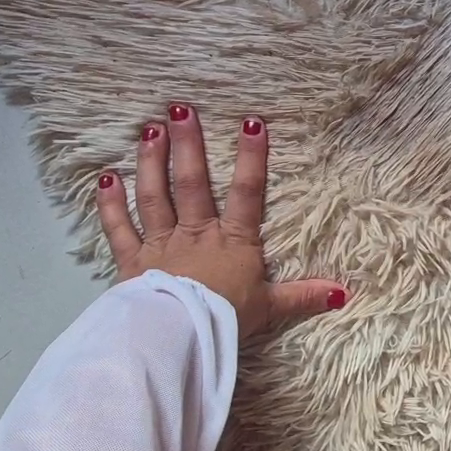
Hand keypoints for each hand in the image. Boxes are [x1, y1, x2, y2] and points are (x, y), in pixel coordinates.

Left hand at [96, 104, 346, 337]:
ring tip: (149, 130)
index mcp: (233, 241)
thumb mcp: (270, 307)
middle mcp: (197, 234)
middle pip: (192, 184)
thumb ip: (303, 295)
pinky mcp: (133, 262)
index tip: (251, 122)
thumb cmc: (226, 319)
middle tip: (180, 110)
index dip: (251, 157)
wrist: (179, 339)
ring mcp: (162, 245)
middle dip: (188, 145)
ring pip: (156, 196)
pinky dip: (111, 205)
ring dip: (152, 162)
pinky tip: (106, 179)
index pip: (246, 192)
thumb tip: (343, 293)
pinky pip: (120, 229)